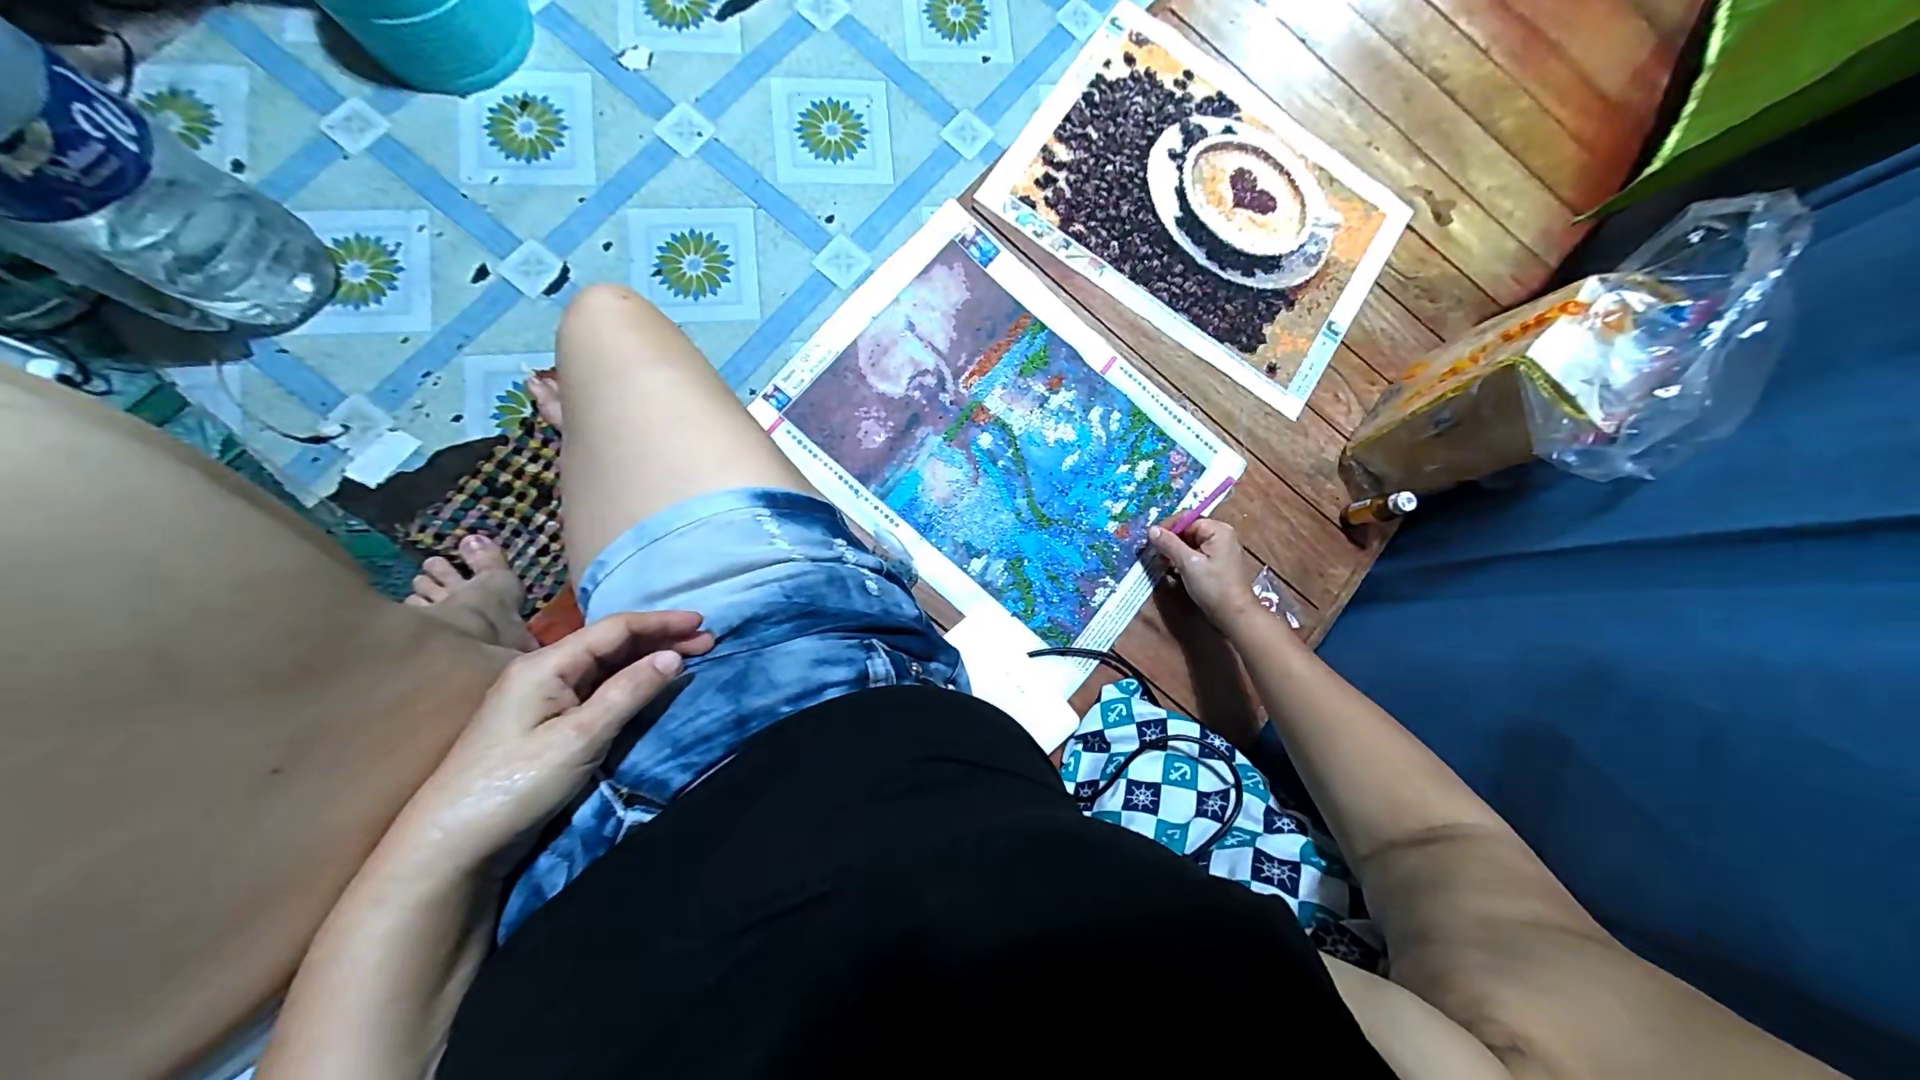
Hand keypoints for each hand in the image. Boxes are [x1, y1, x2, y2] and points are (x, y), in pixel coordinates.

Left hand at [382, 612, 713, 878]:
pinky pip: (597, 688)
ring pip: (606, 665)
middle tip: (707, 641)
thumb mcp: (580, 736)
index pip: (615, 629)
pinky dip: (630, 681)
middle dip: (660, 638)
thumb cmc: (516, 785)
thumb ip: (629, 691)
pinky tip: (650, 684)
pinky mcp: (546, 723)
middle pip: (612, 643)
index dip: (661, 622)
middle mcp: (543, 671)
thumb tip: (674, 656)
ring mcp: (542, 698)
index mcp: (546, 664)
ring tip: (689, 657)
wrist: (450, 845)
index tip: (702, 623)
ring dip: (648, 658)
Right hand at [1147, 519, 1263, 631]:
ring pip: (1190, 542)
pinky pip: (1196, 553)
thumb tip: (1151, 529)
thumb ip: (1169, 544)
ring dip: (1175, 551)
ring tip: (1164, 563)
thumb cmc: (1212, 586)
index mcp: (1218, 530)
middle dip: (1170, 540)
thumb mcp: (1188, 563)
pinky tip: (1175, 569)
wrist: (1233, 614)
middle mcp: (1221, 535)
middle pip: (1188, 529)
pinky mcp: (1217, 562)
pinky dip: (1184, 559)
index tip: (1151, 540)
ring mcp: (1220, 549)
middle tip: (1156, 554)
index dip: (1167, 527)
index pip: (1186, 519)